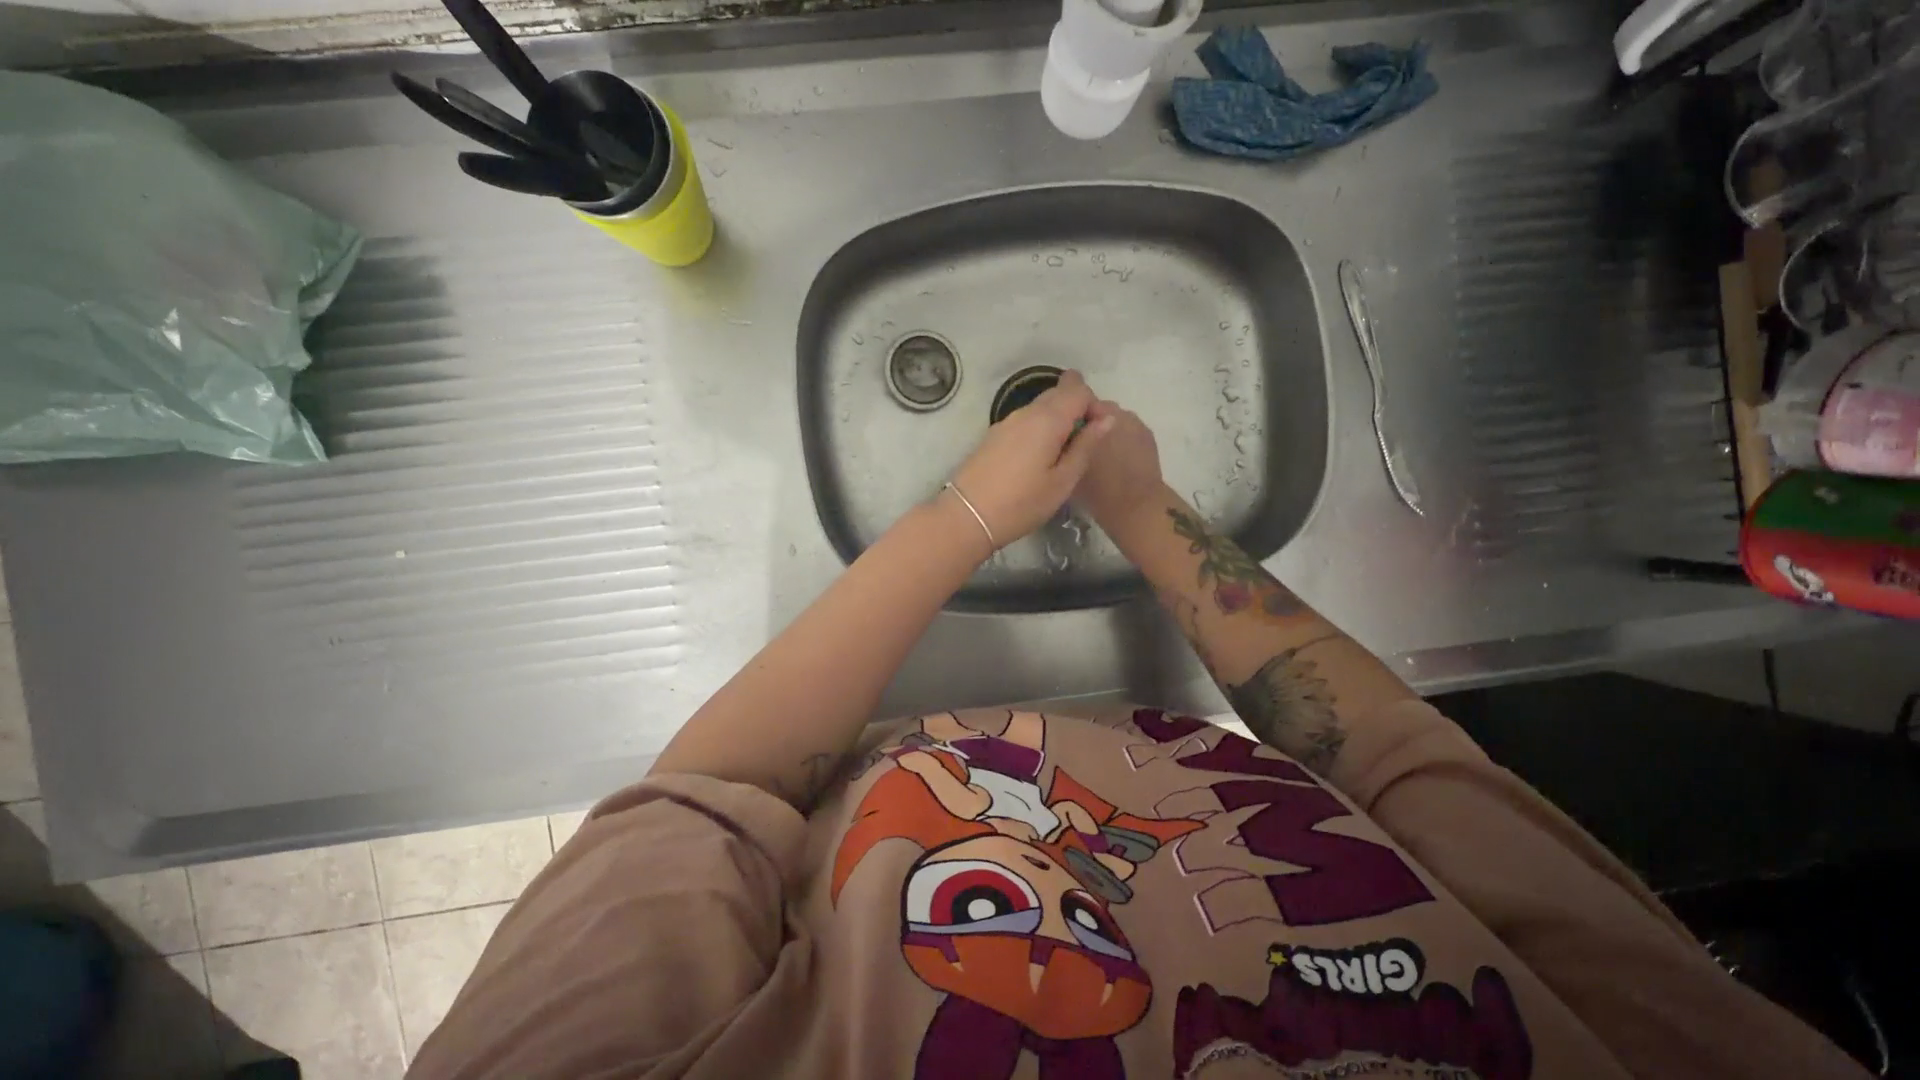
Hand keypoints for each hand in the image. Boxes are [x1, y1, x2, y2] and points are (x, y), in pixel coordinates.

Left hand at [947, 369, 1114, 547]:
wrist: (968, 516)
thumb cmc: (1022, 503)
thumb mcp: (1063, 480)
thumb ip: (1086, 446)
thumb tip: (1107, 419)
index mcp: (1047, 419)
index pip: (1078, 389)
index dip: (1094, 404)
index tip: (1098, 431)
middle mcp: (1025, 412)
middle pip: (1057, 393)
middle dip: (1076, 408)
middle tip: (1083, 443)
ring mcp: (1006, 422)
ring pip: (1040, 407)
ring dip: (1057, 420)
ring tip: (1062, 455)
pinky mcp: (994, 435)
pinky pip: (1025, 421)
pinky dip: (1039, 429)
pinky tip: (1039, 459)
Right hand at [1072, 404, 1164, 535]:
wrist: (1136, 505)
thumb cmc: (1098, 489)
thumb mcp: (1069, 466)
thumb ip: (1065, 444)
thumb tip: (1062, 436)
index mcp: (1094, 416)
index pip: (1077, 401)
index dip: (1069, 415)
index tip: (1062, 430)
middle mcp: (1115, 411)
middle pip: (1097, 409)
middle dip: (1089, 421)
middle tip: (1081, 443)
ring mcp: (1134, 422)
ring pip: (1114, 418)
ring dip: (1107, 428)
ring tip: (1101, 451)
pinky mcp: (1147, 434)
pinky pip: (1129, 429)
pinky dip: (1122, 437)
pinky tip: (1118, 456)